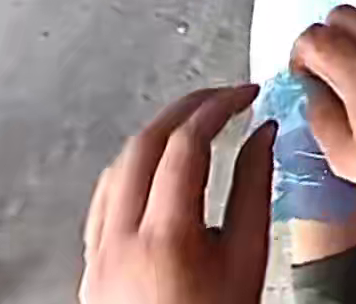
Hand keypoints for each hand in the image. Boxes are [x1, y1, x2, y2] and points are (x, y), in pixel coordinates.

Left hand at [80, 86, 273, 303]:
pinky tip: (165, 160)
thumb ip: (255, 184)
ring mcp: (97, 252)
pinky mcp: (92, 262)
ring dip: (161, 130)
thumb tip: (264, 129)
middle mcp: (119, 238)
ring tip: (202, 118)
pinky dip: (138, 161)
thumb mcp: (249, 252)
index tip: (250, 92)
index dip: (220, 106)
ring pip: (117, 167)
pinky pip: (106, 195)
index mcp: (165, 234)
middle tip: (227, 93)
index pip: (185, 145)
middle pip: (142, 146)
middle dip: (188, 106)